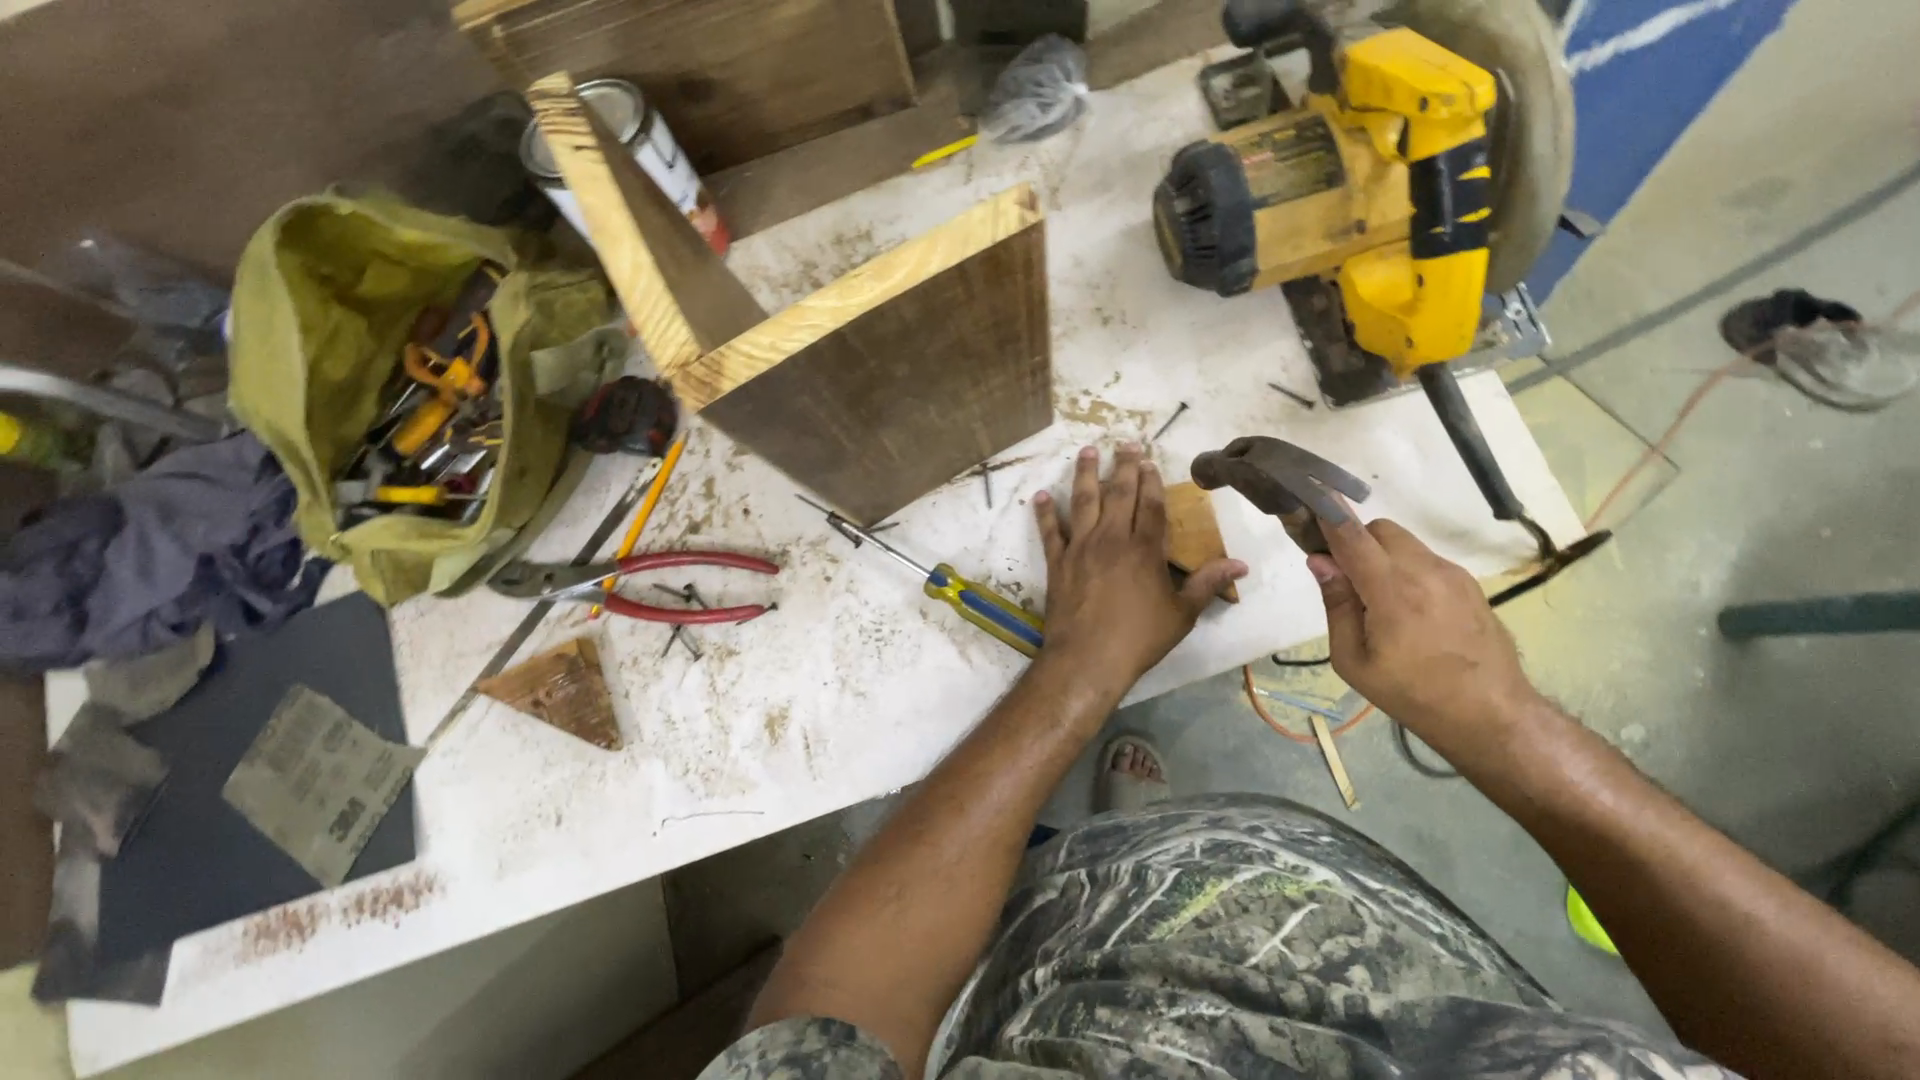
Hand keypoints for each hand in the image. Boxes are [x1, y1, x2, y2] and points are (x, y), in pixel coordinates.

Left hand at [1034, 444, 1246, 686]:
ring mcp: (1081, 549)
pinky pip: (1050, 532)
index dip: (1151, 481)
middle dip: (1123, 466)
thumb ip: (1207, 584)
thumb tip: (1240, 565)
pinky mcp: (1057, 564)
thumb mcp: (1182, 614)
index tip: (1150, 461)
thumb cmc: (1139, 638)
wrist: (1087, 658)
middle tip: (1125, 444)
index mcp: (1144, 549)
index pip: (1150, 505)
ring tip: (1087, 451)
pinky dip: (1046, 513)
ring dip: (1085, 475)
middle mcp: (1112, 540)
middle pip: (1118, 494)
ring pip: (1083, 502)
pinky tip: (1042, 496)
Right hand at [1310, 514, 1544, 747]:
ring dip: (1382, 555)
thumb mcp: (1353, 660)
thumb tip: (1320, 561)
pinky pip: (1426, 560)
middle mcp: (1425, 571)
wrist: (1490, 713)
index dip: (1328, 514)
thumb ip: (1337, 604)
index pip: (1352, 536)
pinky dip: (1406, 568)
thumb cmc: (1411, 693)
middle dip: (1356, 540)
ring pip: (1405, 542)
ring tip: (1377, 599)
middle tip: (1344, 576)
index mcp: (1392, 591)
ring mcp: (1453, 575)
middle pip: (1380, 529)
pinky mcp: (1469, 584)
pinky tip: (1408, 608)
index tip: (1309, 500)